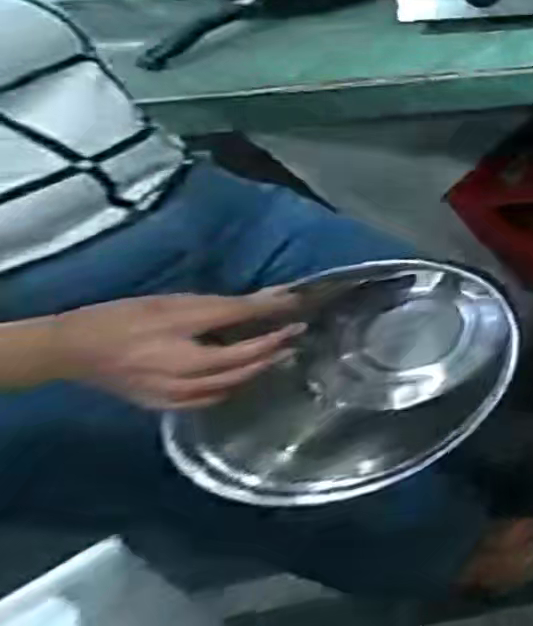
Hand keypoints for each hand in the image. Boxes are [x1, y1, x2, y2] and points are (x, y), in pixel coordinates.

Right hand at [50, 290, 303, 409]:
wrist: (67, 347)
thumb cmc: (128, 319)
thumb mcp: (184, 304)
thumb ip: (237, 305)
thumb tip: (284, 295)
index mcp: (182, 360)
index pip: (244, 350)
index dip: (276, 335)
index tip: (301, 321)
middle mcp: (175, 384)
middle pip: (237, 372)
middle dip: (270, 355)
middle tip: (295, 339)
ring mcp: (163, 396)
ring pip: (222, 389)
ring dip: (253, 372)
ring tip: (277, 354)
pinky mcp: (153, 401)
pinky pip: (199, 401)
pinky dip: (224, 389)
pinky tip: (239, 377)